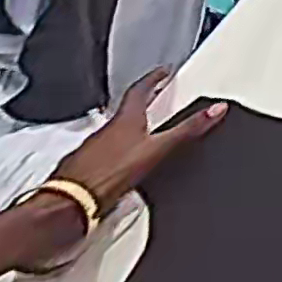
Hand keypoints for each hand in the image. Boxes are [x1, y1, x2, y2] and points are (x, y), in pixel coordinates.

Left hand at [51, 70, 226, 222]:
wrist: (65, 209)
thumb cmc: (107, 175)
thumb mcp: (159, 149)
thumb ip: (189, 129)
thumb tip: (216, 109)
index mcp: (125, 121)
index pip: (140, 90)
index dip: (153, 79)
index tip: (162, 73)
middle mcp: (104, 132)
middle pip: (126, 111)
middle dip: (141, 105)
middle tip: (154, 101)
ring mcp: (88, 152)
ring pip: (111, 133)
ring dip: (126, 130)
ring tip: (140, 135)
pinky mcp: (78, 171)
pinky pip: (99, 155)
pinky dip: (112, 154)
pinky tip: (119, 166)